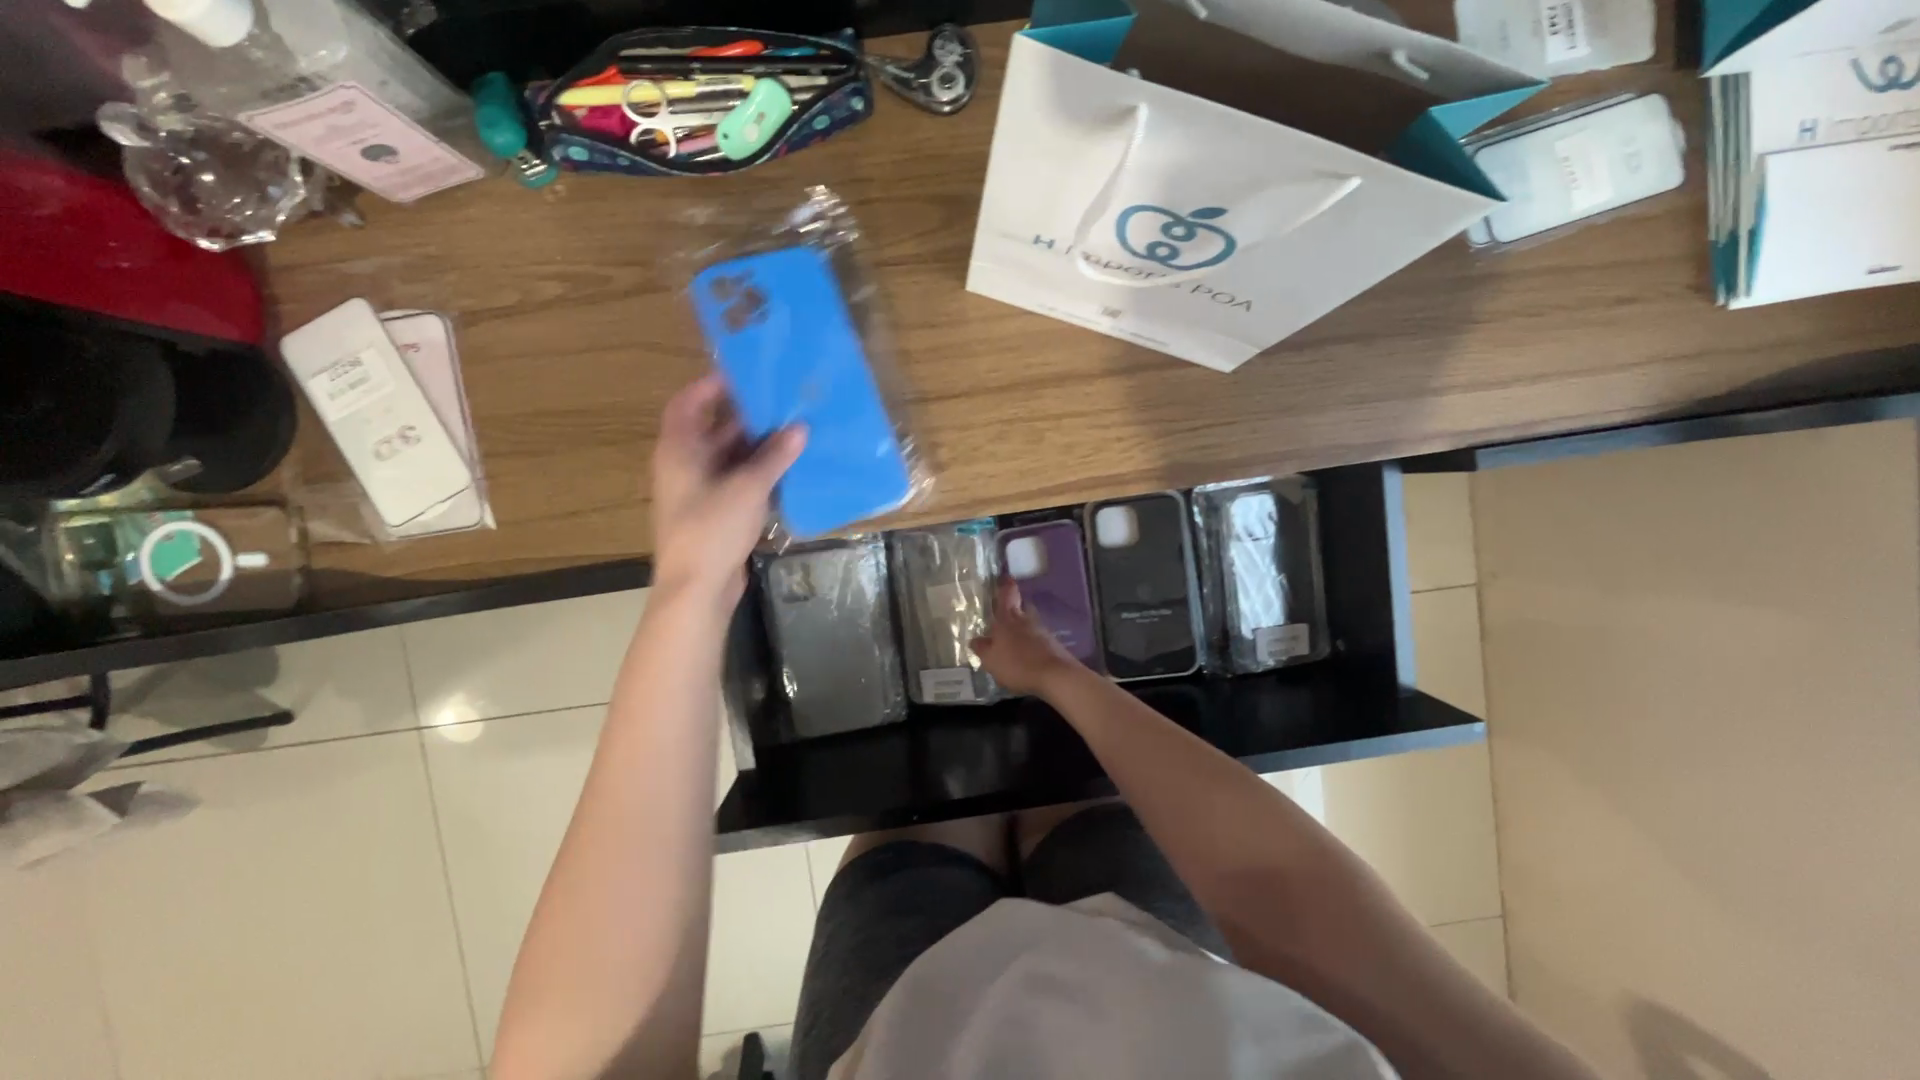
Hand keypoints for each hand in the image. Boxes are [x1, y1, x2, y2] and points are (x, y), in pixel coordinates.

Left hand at [649, 375, 804, 605]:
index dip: (713, 386)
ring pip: (728, 458)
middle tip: (784, 403)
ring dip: (757, 448)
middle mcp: (684, 465)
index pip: (689, 403)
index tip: (748, 376)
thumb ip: (774, 456)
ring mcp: (697, 492)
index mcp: (679, 449)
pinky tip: (788, 471)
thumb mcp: (748, 487)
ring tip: (794, 433)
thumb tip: (799, 428)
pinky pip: (736, 483)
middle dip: (747, 417)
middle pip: (712, 429)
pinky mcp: (713, 514)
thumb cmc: (712, 528)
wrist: (696, 588)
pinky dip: (758, 475)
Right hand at [971, 578, 1085, 698]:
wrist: (1055, 676)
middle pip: (1021, 607)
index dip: (1006, 585)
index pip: (1007, 594)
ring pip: (1029, 623)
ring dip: (1022, 628)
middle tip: (1004, 614)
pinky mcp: (1053, 645)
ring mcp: (1042, 631)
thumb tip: (975, 639)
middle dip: (1014, 608)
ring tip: (1013, 639)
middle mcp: (1026, 620)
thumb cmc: (1017, 664)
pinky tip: (1026, 654)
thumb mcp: (991, 660)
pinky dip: (1031, 642)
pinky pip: (1038, 638)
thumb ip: (982, 648)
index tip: (1005, 577)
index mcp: (1008, 619)